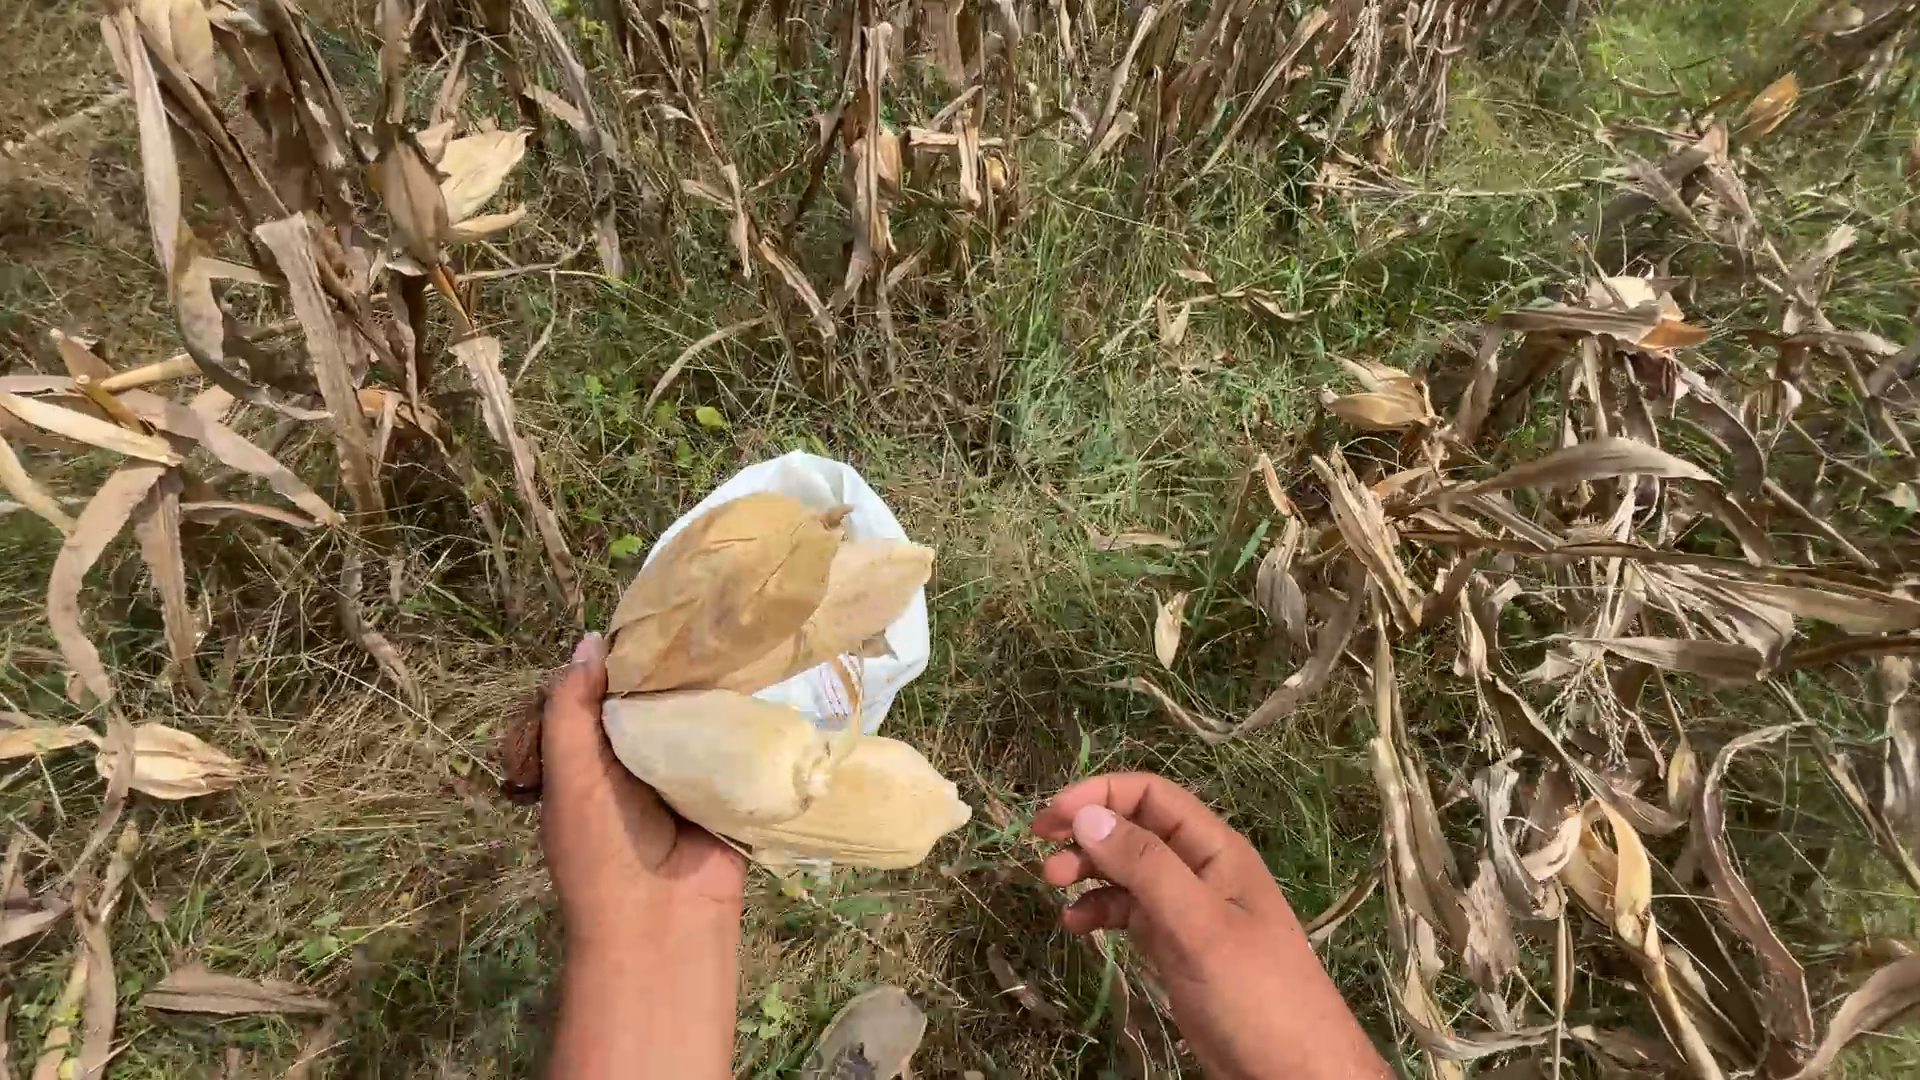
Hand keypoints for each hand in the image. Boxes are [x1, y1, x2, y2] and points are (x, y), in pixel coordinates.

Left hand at [539, 632, 745, 947]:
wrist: (662, 917)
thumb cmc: (602, 846)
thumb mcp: (571, 777)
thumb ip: (570, 712)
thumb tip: (590, 640)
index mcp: (598, 754)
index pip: (611, 692)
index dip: (627, 657)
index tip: (655, 615)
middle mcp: (645, 755)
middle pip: (661, 698)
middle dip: (678, 665)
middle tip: (707, 617)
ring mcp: (691, 767)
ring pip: (702, 714)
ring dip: (716, 686)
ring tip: (740, 636)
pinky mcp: (731, 779)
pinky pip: (738, 740)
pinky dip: (747, 715)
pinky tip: (764, 678)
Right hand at [1034, 773, 1391, 1079]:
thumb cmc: (1256, 994)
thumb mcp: (1199, 924)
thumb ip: (1146, 866)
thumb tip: (1087, 816)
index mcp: (1214, 848)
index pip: (1150, 795)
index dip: (1101, 795)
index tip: (1055, 815)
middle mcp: (1197, 867)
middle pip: (1133, 828)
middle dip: (1087, 831)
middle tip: (1041, 846)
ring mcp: (1185, 906)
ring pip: (1125, 868)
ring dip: (1087, 869)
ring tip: (1052, 885)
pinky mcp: (1174, 942)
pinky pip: (1128, 909)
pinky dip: (1099, 909)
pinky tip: (1077, 925)